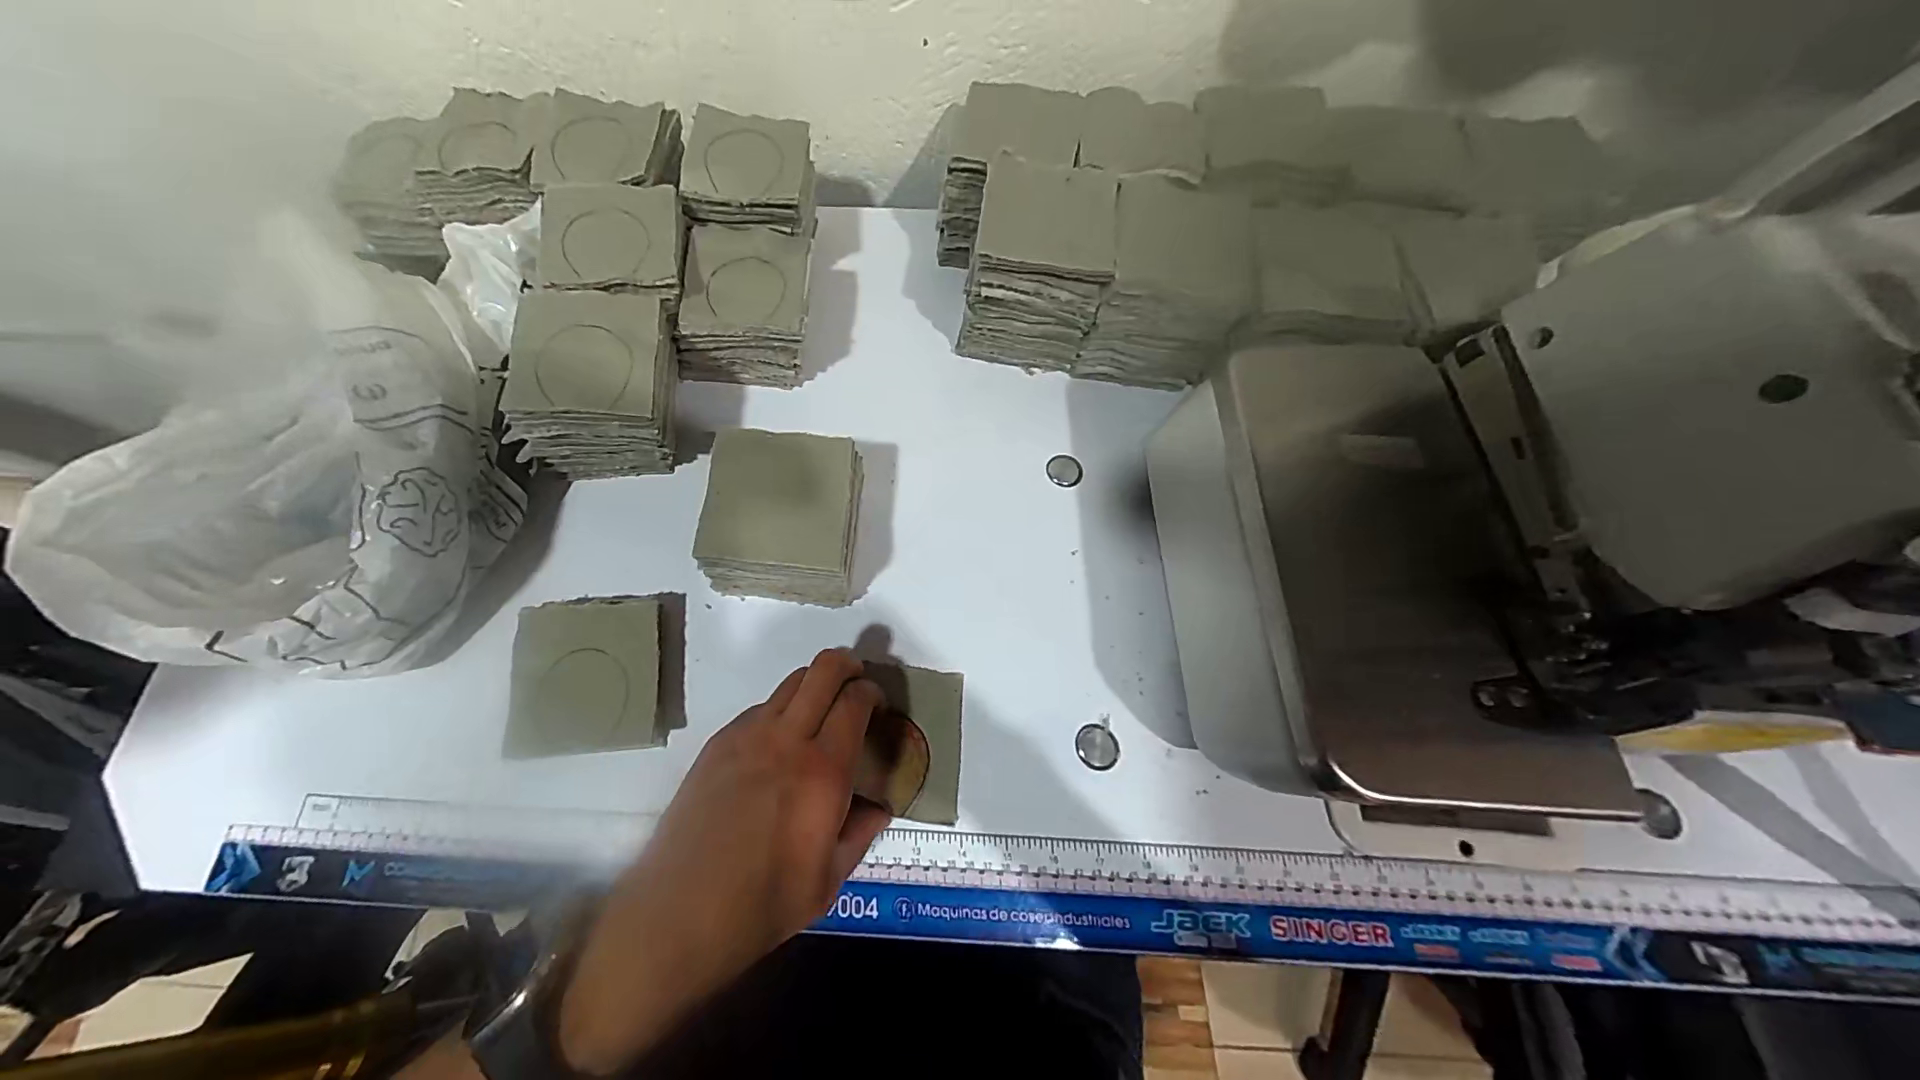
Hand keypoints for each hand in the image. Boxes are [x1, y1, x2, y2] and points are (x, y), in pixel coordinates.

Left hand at [557, 649, 890, 1073]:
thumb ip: (861, 833)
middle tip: (856, 680)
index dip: (872, 692)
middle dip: (846, 664)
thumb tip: (880, 807)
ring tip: (819, 711)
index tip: (878, 705)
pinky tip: (777, 744)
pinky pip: (758, 709)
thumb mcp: (829, 880)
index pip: (855, 701)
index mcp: (823, 771)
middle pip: (822, 670)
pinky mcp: (716, 746)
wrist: (678, 915)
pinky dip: (779, 711)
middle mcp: (786, 741)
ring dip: (813, 685)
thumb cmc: (763, 905)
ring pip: (789, 683)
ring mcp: (746, 738)